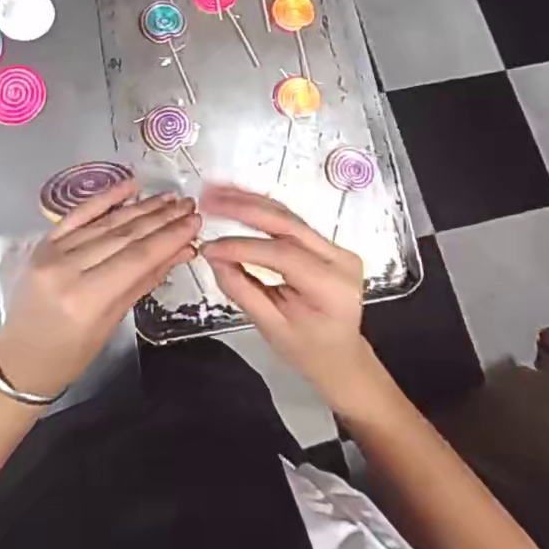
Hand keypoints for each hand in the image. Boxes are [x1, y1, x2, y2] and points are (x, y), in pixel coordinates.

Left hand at [0, 181, 200, 398]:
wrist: (21, 358)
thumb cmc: (68, 355)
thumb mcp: (111, 324)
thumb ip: (144, 282)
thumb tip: (180, 251)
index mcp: (86, 298)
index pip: (137, 258)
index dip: (170, 237)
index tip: (194, 222)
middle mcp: (67, 269)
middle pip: (124, 236)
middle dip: (161, 219)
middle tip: (188, 206)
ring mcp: (52, 253)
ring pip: (106, 224)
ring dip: (142, 208)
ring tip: (170, 198)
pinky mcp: (44, 243)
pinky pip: (78, 214)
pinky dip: (105, 199)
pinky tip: (130, 186)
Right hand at [201, 186, 383, 411]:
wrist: (339, 355)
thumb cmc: (307, 349)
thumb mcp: (270, 326)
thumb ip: (241, 288)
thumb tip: (213, 255)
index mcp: (331, 287)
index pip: (282, 256)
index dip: (242, 246)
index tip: (210, 247)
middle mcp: (340, 260)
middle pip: (287, 223)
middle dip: (243, 207)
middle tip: (209, 199)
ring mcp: (336, 248)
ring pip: (287, 216)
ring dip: (248, 201)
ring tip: (215, 193)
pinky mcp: (326, 244)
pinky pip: (289, 222)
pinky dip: (260, 210)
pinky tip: (236, 200)